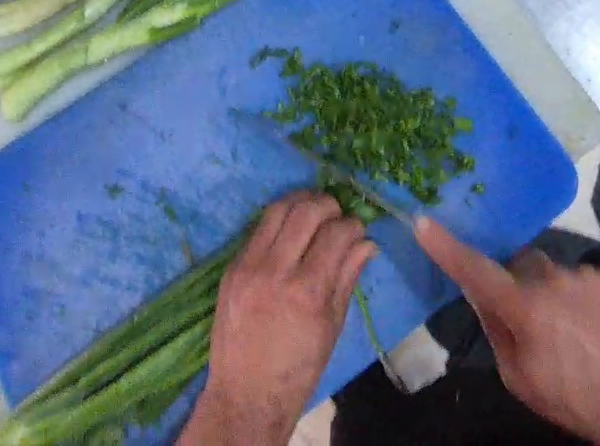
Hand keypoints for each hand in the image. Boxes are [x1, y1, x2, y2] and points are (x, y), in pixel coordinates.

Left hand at [182, 191, 374, 445]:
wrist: (245, 395)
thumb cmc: (298, 368)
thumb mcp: (333, 326)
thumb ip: (348, 277)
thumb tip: (368, 242)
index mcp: (307, 292)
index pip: (336, 233)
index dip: (353, 225)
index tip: (358, 230)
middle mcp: (276, 271)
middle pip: (306, 211)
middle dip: (329, 205)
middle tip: (337, 215)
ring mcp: (248, 267)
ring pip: (278, 210)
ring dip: (302, 203)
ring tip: (315, 212)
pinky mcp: (231, 268)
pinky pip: (258, 228)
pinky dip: (279, 221)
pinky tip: (291, 229)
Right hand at [415, 218, 599, 445]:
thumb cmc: (574, 398)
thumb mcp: (520, 378)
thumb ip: (497, 331)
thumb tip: (483, 298)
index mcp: (523, 306)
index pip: (474, 269)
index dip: (445, 246)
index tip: (423, 221)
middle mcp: (550, 278)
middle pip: (519, 266)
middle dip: (516, 284)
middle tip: (528, 320)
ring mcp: (582, 274)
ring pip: (551, 273)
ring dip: (551, 293)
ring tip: (571, 332)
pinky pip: (581, 279)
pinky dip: (579, 298)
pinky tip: (594, 328)